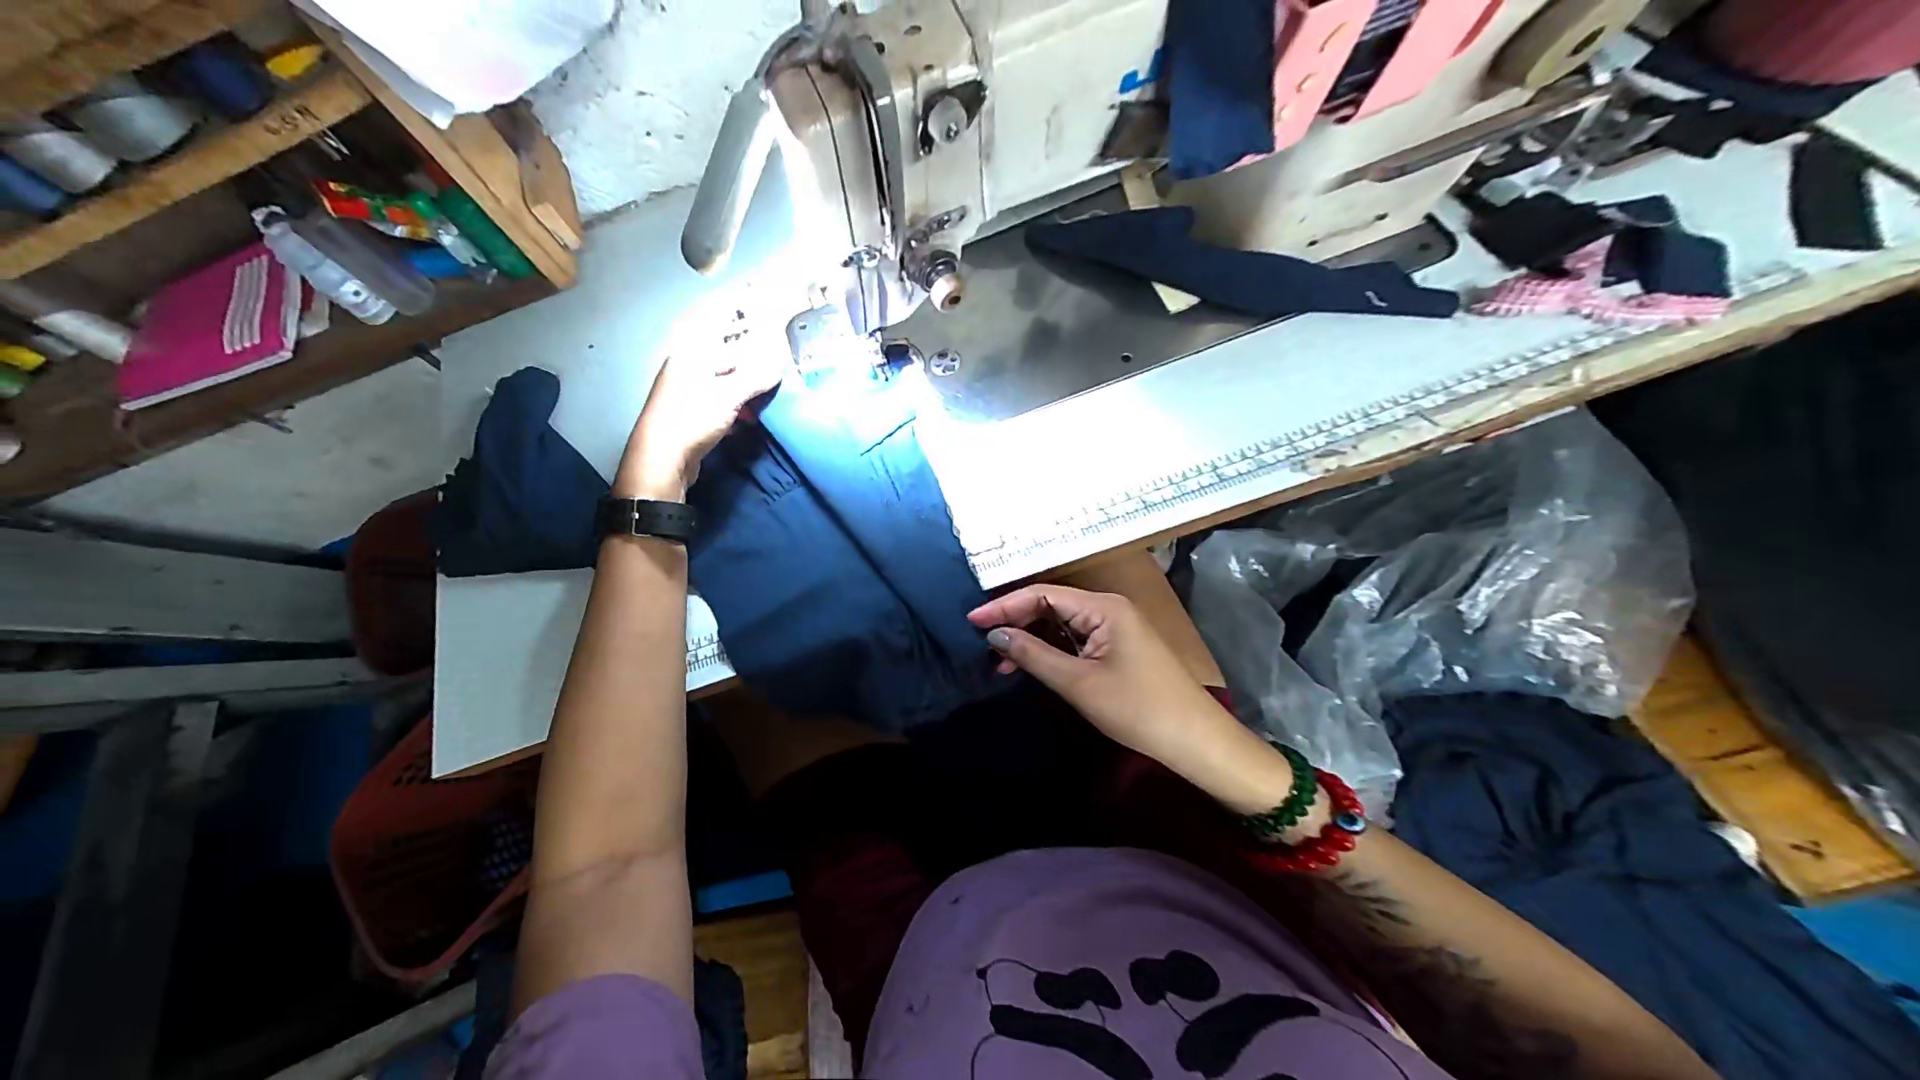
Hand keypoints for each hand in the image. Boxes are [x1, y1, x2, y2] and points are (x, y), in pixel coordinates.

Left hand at [613, 348, 783, 499]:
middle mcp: (683, 370)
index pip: (725, 343)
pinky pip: (715, 406)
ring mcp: (683, 395)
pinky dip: (731, 411)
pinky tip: (744, 422)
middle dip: (749, 375)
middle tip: (773, 382)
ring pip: (720, 388)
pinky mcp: (686, 418)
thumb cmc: (693, 419)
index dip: (751, 348)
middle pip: (724, 366)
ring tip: (761, 407)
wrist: (663, 460)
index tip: (774, 357)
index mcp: (689, 357)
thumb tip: (779, 367)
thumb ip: (755, 379)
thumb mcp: (729, 396)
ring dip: (742, 397)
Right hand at [968, 584, 1309, 824]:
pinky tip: (1033, 665)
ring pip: (1062, 623)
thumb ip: (1034, 654)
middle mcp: (1109, 607)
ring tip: (1003, 662)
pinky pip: (1076, 638)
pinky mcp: (1119, 646)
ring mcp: (1116, 626)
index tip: (972, 621)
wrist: (1194, 739)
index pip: (1042, 594)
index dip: (1004, 606)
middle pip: (1051, 605)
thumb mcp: (1078, 683)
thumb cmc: (1136, 708)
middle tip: (984, 645)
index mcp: (1103, 606)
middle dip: (1016, 622)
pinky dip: (1052, 649)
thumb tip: (995, 635)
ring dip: (1032, 638)